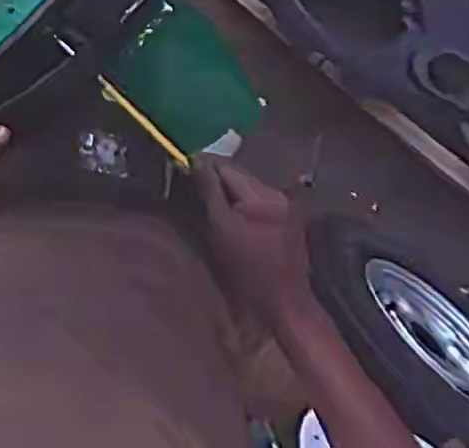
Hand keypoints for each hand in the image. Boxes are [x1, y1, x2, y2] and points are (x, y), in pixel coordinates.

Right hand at [200, 157, 317, 324]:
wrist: (286, 308)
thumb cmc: (249, 271)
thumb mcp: (221, 228)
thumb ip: (207, 189)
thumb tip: (191, 159)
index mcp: (262, 194)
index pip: (223, 166)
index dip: (200, 170)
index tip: (182, 179)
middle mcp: (276, 193)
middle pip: (234, 174)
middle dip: (213, 181)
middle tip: (193, 195)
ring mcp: (284, 205)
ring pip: (243, 186)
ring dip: (226, 193)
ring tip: (210, 209)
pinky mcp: (286, 218)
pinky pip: (254, 199)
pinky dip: (239, 203)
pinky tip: (231, 219)